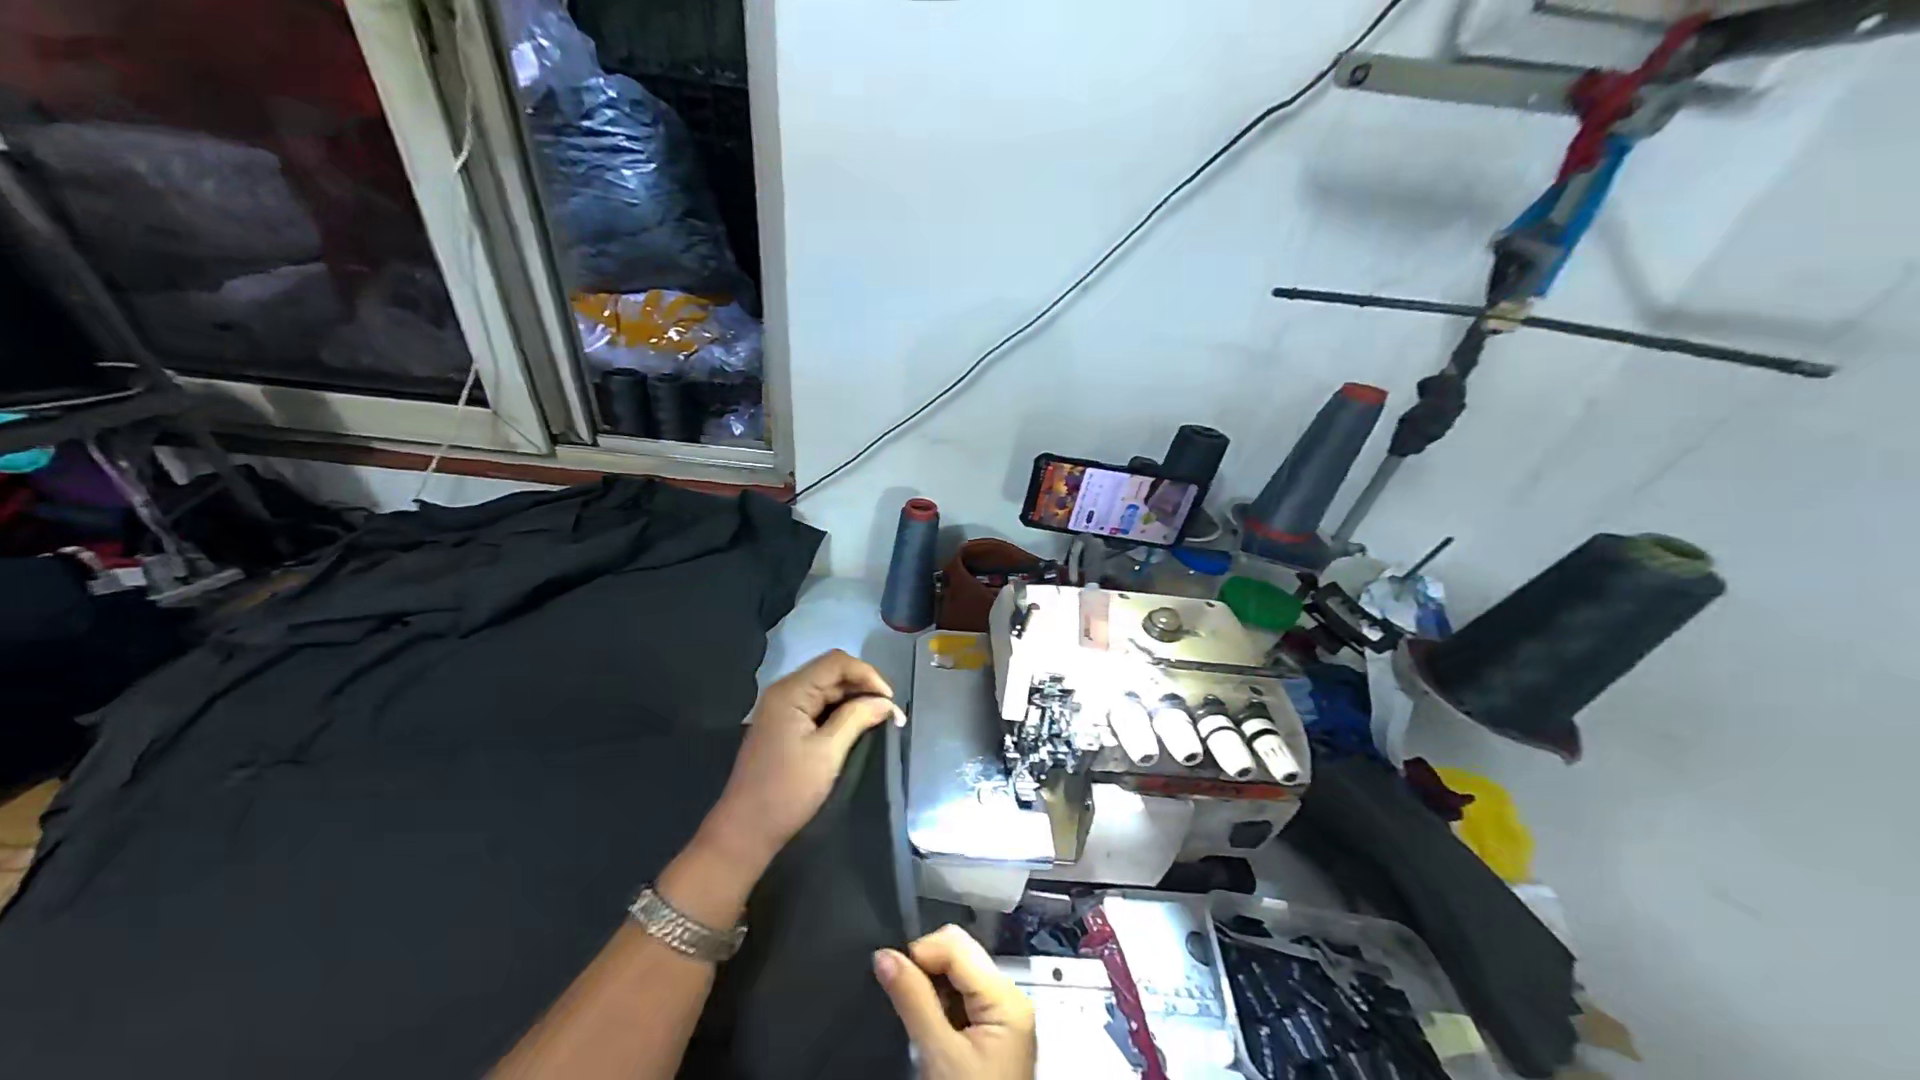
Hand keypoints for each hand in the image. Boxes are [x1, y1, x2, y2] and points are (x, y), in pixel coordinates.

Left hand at [700, 649, 903, 870]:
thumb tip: (886, 702)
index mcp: (790, 691)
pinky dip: (839, 710)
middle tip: (889, 711)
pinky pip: (817, 705)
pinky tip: (856, 724)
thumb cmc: (786, 790)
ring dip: (853, 698)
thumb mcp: (828, 753)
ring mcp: (782, 708)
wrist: (746, 830)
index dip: (867, 674)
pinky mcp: (784, 724)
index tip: (890, 701)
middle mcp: (784, 691)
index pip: (836, 662)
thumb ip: (856, 719)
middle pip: (831, 672)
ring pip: (826, 688)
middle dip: (863, 686)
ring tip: (879, 717)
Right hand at [873, 925, 1036, 1079]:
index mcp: (1006, 997)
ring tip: (922, 1024)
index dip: (920, 953)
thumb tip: (884, 955)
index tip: (891, 975)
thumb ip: (912, 999)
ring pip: (958, 972)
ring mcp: (1003, 1013)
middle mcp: (1010, 996)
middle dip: (926, 968)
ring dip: (932, 988)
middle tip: (906, 1003)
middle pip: (960, 952)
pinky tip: (933, 1031)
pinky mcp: (994, 1029)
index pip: (956, 946)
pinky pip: (962, 995)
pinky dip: (941, 1004)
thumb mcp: (938, 1055)